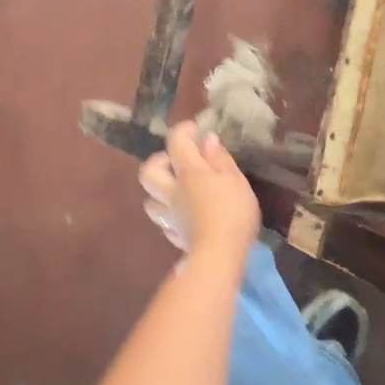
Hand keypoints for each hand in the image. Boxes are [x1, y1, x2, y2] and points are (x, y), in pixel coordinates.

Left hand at [138, 122, 260, 259]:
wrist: (219, 256)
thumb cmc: (232, 212)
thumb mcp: (235, 179)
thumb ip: (219, 159)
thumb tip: (206, 139)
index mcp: (188, 172)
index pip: (176, 142)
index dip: (184, 130)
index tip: (196, 129)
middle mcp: (172, 192)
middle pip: (148, 172)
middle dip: (159, 162)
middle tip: (177, 163)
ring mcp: (170, 217)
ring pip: (150, 201)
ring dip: (159, 193)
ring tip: (177, 192)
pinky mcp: (175, 237)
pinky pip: (164, 224)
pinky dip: (170, 217)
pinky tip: (184, 218)